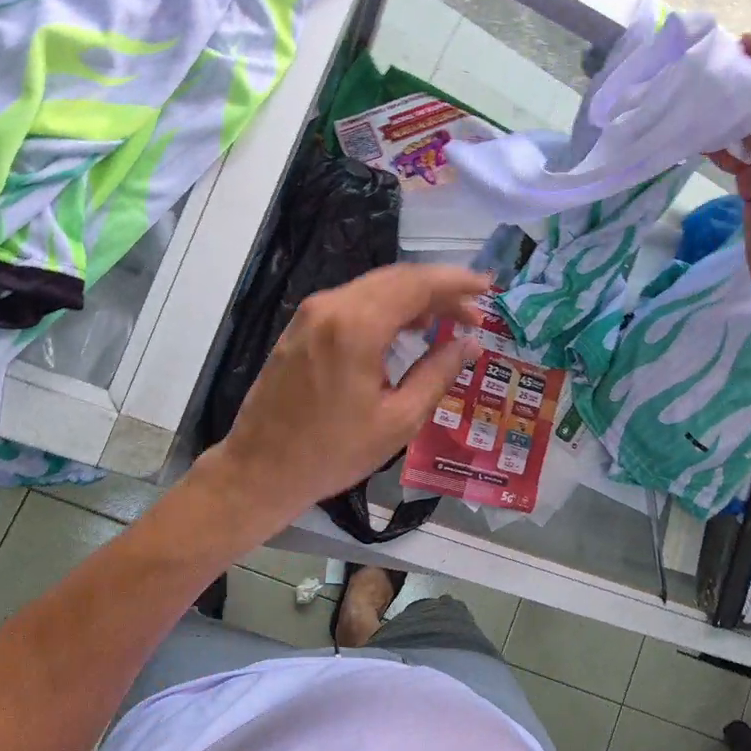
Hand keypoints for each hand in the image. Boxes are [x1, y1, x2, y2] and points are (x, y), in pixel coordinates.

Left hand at [205, 264, 490, 522]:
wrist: (261, 470)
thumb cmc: (334, 452)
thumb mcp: (399, 420)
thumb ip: (438, 374)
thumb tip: (469, 344)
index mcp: (357, 327)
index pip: (416, 285)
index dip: (457, 282)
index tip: (489, 288)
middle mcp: (331, 307)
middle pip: (395, 280)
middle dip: (438, 291)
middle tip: (474, 314)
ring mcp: (311, 315)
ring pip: (373, 289)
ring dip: (413, 299)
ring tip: (446, 322)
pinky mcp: (301, 328)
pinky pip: (353, 304)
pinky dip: (386, 309)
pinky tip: (406, 330)